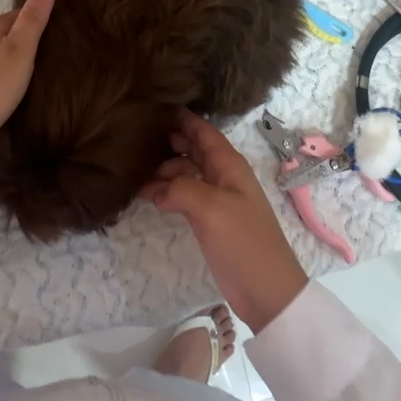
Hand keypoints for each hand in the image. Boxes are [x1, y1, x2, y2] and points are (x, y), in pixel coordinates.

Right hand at [141, 111, 309, 332]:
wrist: (266, 291)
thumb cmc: (244, 242)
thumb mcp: (211, 209)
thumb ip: (180, 188)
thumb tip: (153, 187)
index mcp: (229, 164)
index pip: (202, 130)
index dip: (181, 118)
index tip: (151, 109)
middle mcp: (221, 175)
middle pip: (191, 149)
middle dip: (166, 143)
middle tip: (134, 141)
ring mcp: (215, 197)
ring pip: (185, 172)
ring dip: (162, 171)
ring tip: (135, 174)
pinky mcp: (207, 219)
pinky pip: (183, 194)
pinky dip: (165, 192)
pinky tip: (145, 194)